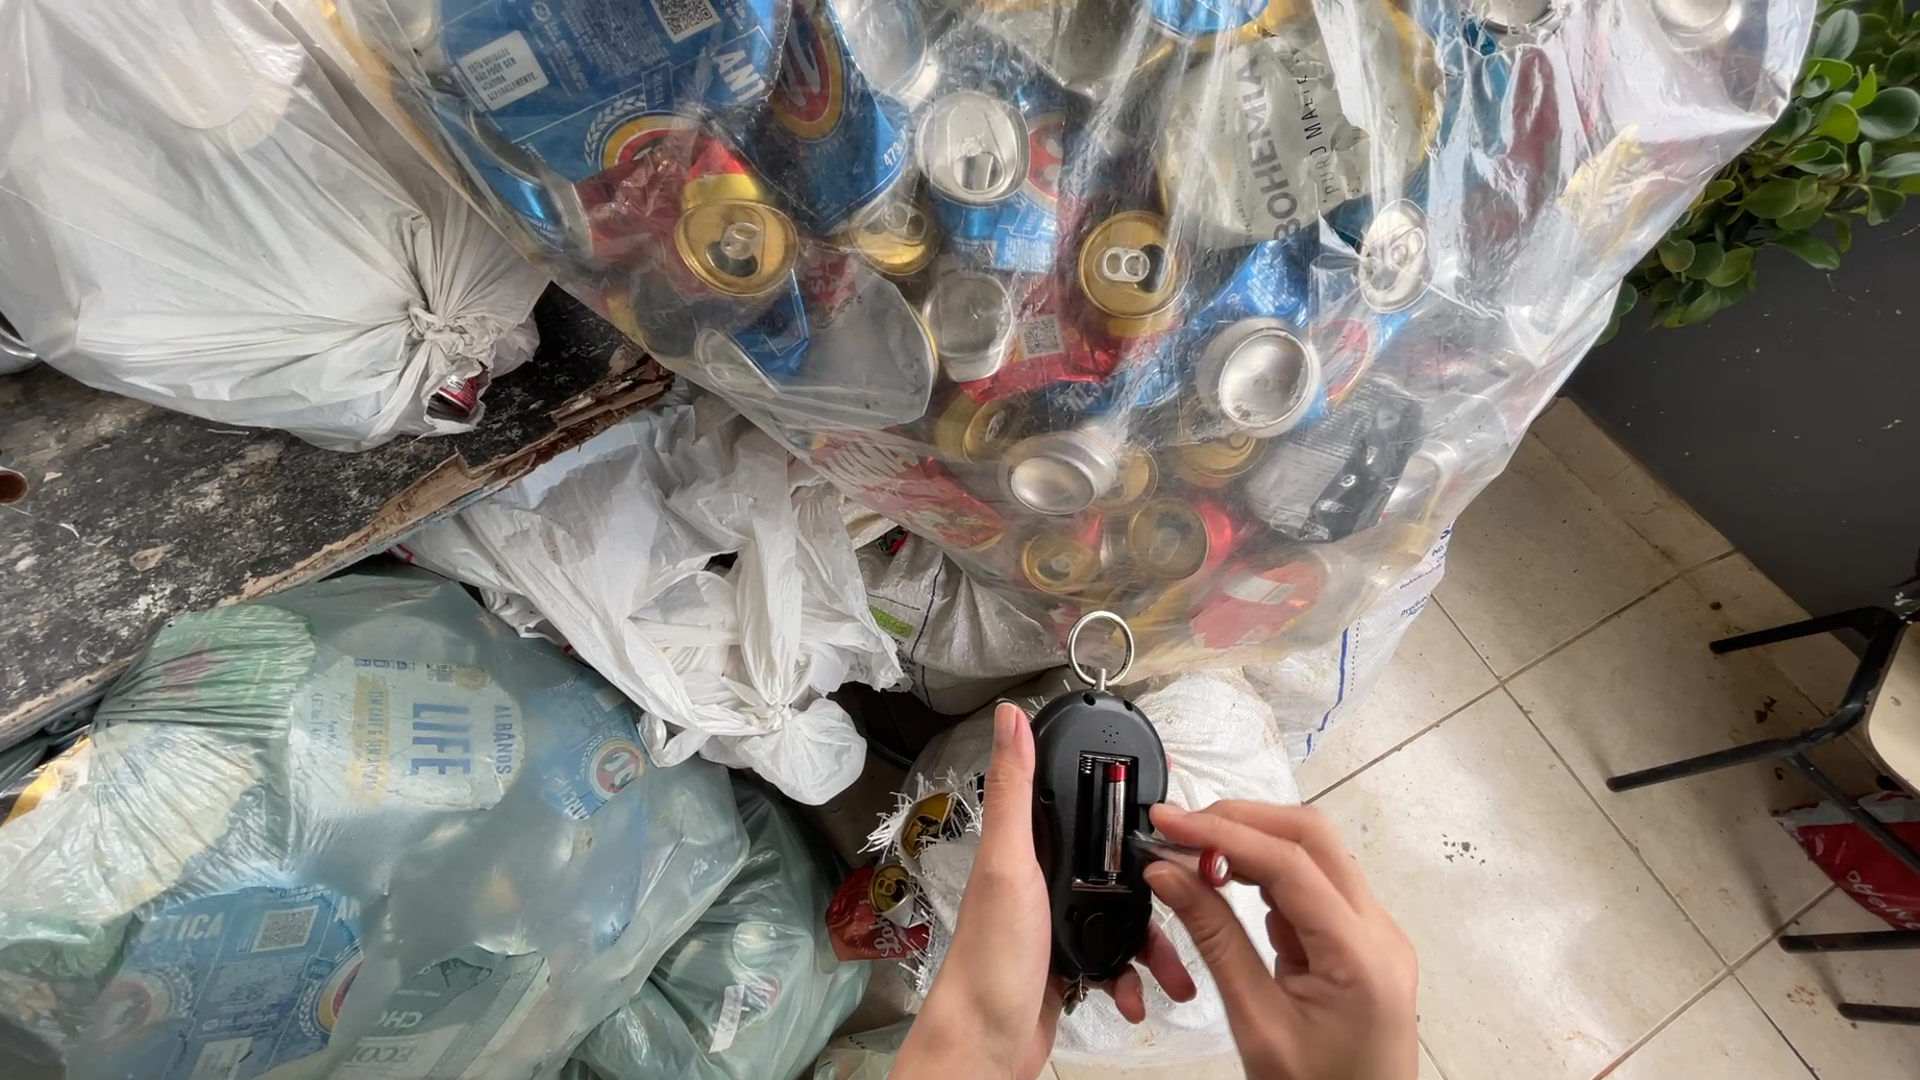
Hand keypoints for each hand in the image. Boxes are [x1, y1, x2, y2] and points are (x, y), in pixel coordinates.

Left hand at [893, 703, 1196, 1079]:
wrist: (988, 1043)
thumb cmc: (990, 955)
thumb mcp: (1008, 861)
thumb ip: (1014, 790)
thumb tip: (1009, 718)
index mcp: (1023, 842)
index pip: (1072, 798)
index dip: (1111, 791)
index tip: (1153, 793)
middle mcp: (1039, 874)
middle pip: (1110, 858)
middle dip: (1149, 878)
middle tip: (1184, 888)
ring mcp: (1056, 917)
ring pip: (1120, 911)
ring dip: (1150, 937)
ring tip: (1172, 959)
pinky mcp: (1070, 955)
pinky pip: (1116, 954)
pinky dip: (1134, 973)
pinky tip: (1137, 989)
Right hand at [1143, 802, 1418, 1079]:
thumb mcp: (1256, 1022)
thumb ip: (1213, 937)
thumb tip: (1166, 872)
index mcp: (1362, 957)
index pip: (1288, 862)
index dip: (1222, 831)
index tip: (1169, 822)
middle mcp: (1378, 932)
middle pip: (1309, 836)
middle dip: (1240, 820)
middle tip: (1180, 829)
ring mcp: (1372, 932)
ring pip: (1309, 850)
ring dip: (1249, 840)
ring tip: (1193, 853)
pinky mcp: (1354, 938)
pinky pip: (1306, 880)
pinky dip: (1261, 869)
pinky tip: (1225, 881)